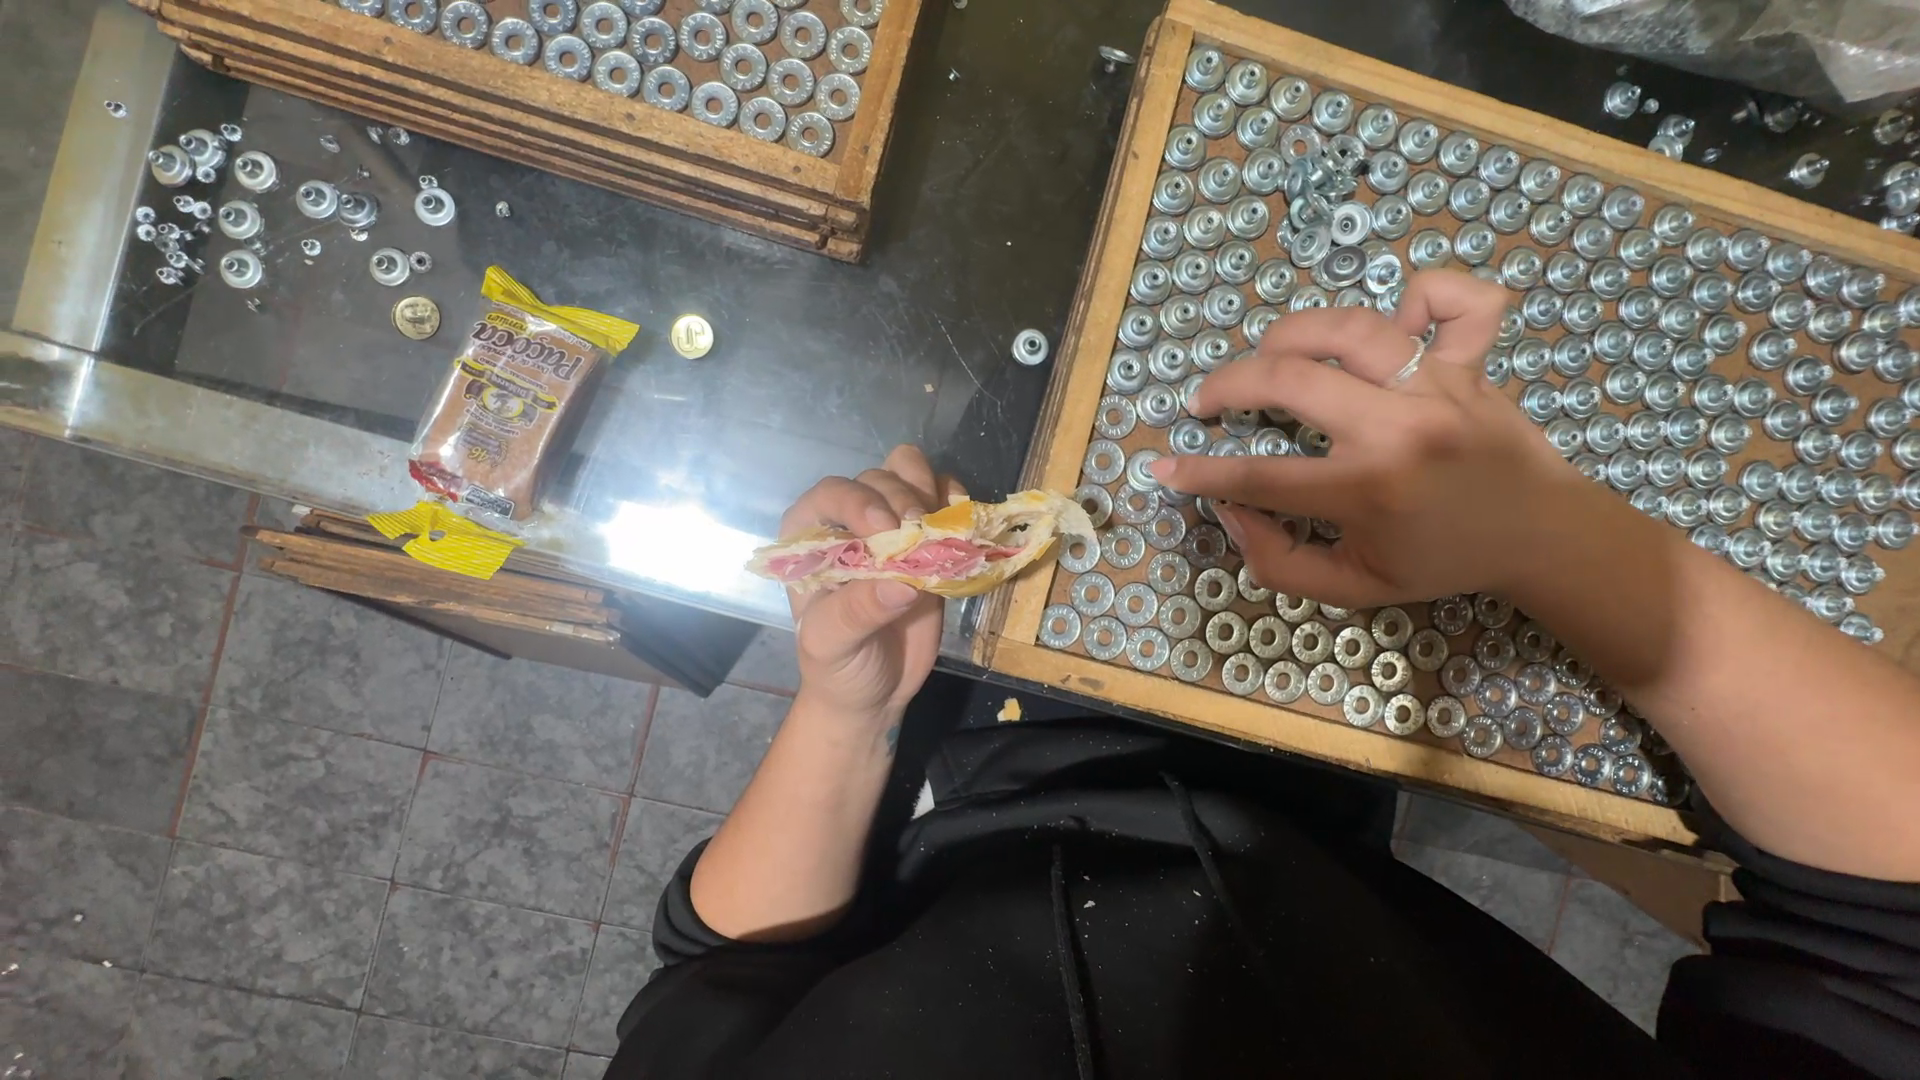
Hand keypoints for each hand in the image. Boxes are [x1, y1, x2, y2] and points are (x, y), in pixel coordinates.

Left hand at [778, 445, 957, 724]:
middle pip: (878, 479)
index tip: (884, 527)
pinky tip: (962, 526)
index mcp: (811, 537)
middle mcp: (850, 523)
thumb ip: (858, 612)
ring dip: (930, 492)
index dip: (858, 501)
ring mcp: (893, 529)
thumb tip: (903, 583)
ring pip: (911, 477)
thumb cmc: (838, 666)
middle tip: (919, 532)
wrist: (874, 693)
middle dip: (902, 498)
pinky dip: (956, 504)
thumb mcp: (832, 645)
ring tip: (942, 526)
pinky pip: (943, 501)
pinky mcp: (928, 543)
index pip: (831, 494)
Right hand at [1148, 270, 1603, 607]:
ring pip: (1348, 327)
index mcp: (1368, 490)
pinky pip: (1457, 299)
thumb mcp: (1350, 589)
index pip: (1258, 476)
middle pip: (1288, 379)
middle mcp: (1400, 426)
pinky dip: (1423, 292)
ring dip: (1289, 333)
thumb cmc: (1440, 562)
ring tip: (1268, 356)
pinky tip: (1394, 315)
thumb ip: (1278, 561)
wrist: (1544, 537)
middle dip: (1226, 386)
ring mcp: (1440, 384)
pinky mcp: (1472, 360)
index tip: (1162, 466)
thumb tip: (1230, 509)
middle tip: (1205, 403)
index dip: (1199, 472)